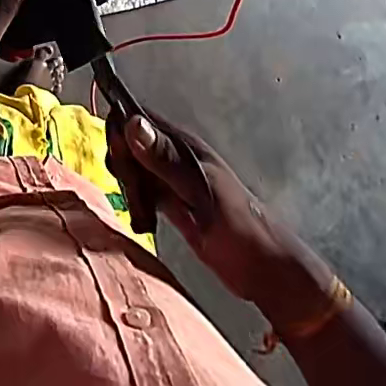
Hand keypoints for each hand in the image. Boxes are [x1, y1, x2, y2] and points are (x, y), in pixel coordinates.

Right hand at [113, 112, 332, 320]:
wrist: (265, 270)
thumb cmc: (239, 227)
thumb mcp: (198, 191)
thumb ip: (164, 158)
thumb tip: (132, 122)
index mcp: (181, 142)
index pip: (135, 116)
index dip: (120, 133)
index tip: (122, 163)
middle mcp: (172, 154)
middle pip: (128, 144)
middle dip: (123, 167)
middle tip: (138, 197)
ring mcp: (171, 177)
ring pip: (132, 168)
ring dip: (129, 190)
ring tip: (145, 216)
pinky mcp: (170, 201)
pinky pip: (140, 191)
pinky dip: (136, 204)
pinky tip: (146, 222)